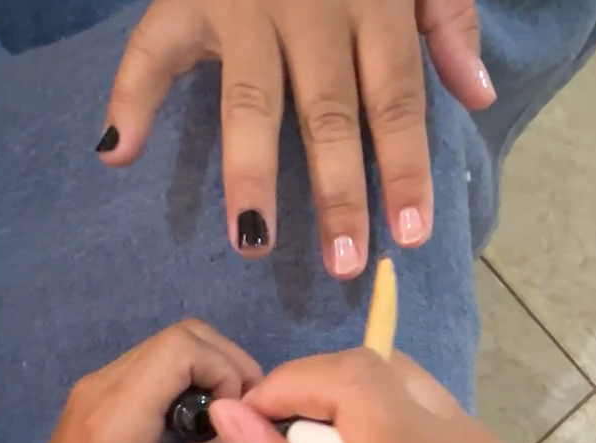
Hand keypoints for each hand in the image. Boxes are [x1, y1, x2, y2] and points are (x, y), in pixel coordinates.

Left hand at [0, 320, 262, 442]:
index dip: (226, 368)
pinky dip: (185, 381)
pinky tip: (194, 422)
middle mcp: (104, 385)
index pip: (183, 347)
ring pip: (168, 346)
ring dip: (207, 372)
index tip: (241, 414)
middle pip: (180, 335)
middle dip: (225, 364)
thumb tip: (246, 427)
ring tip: (225, 420)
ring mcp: (96, 385)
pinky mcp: (96, 394)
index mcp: (120, 415)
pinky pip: (151, 366)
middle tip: (245, 412)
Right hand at [96, 0, 495, 280]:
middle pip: (326, 112)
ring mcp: (241, 2)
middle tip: (341, 263)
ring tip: (251, 243)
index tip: (411, 236)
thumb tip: (478, 94)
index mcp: (371, 2)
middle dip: (336, 190)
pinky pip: (150, 47)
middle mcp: (308, 5)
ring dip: (248, 173)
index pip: (395, 100)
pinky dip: (130, 95)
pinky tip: (117, 154)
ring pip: (248, 99)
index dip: (405, 169)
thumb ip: (449, 18)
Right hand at [207, 347, 513, 442]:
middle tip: (280, 441)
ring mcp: (479, 439)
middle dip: (315, 389)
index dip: (295, 384)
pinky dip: (372, 412)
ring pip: (396, 375)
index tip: (253, 416)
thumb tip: (229, 414)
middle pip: (377, 368)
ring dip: (343, 400)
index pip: (359, 385)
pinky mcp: (479, 442)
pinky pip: (414, 397)